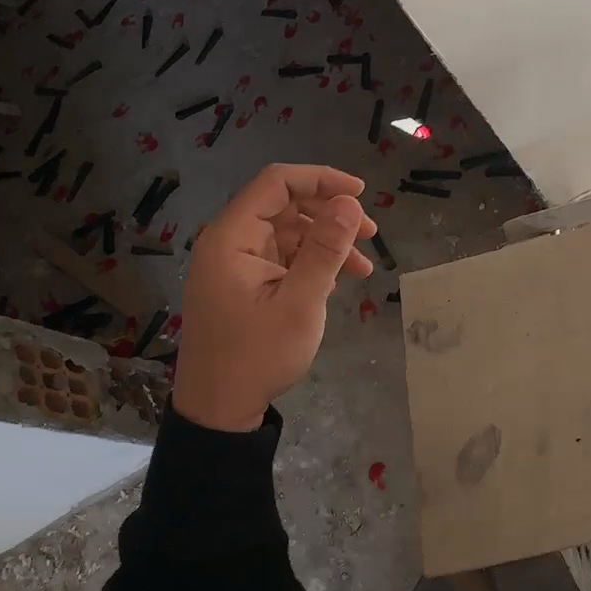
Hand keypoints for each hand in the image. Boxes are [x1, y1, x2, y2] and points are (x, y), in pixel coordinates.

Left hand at [173, 164, 377, 431]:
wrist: (219, 410)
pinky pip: (285, 256)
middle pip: (285, 205)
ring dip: (328, 241)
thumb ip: (325, 249)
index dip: (321, 179)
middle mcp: (229, 241)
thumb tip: (350, 202)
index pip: (277, 183)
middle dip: (331, 213)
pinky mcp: (246, 283)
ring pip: (290, 231)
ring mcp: (236, 263)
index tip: (360, 193)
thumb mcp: (300, 303)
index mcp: (231, 237)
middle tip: (372, 234)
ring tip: (365, 266)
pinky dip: (315, 262)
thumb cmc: (257, 356)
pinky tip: (340, 281)